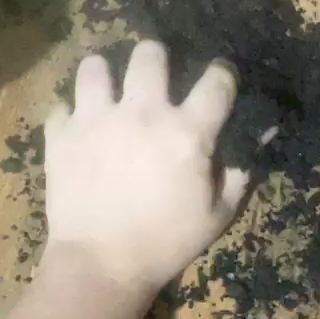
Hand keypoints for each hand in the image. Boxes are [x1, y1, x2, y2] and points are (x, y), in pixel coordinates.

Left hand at [42, 41, 250, 295]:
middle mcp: (142, 113)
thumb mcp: (216, 215)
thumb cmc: (166, 243)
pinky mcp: (61, 135)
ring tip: (106, 90)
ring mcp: (96, 120)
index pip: (216, 80)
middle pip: (149, 53)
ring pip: (95, 67)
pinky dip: (69, 115)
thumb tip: (258, 142)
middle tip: (153, 75)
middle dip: (154, 56)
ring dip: (103, 75)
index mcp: (186, 132)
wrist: (100, 264)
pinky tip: (77, 129)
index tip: (219, 78)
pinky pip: (61, 106)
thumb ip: (238, 174)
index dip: (222, 74)